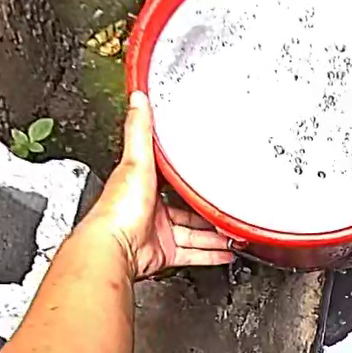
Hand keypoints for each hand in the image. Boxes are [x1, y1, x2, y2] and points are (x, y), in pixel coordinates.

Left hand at [82, 91, 236, 278]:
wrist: (115, 248)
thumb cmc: (118, 210)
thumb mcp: (135, 162)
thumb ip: (140, 131)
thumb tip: (138, 98)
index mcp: (144, 185)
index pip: (174, 180)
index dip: (193, 179)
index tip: (212, 177)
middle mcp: (152, 209)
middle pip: (189, 211)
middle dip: (212, 214)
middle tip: (232, 211)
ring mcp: (159, 233)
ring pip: (195, 234)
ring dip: (217, 236)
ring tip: (237, 233)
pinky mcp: (165, 254)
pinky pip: (193, 254)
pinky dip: (212, 254)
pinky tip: (227, 252)